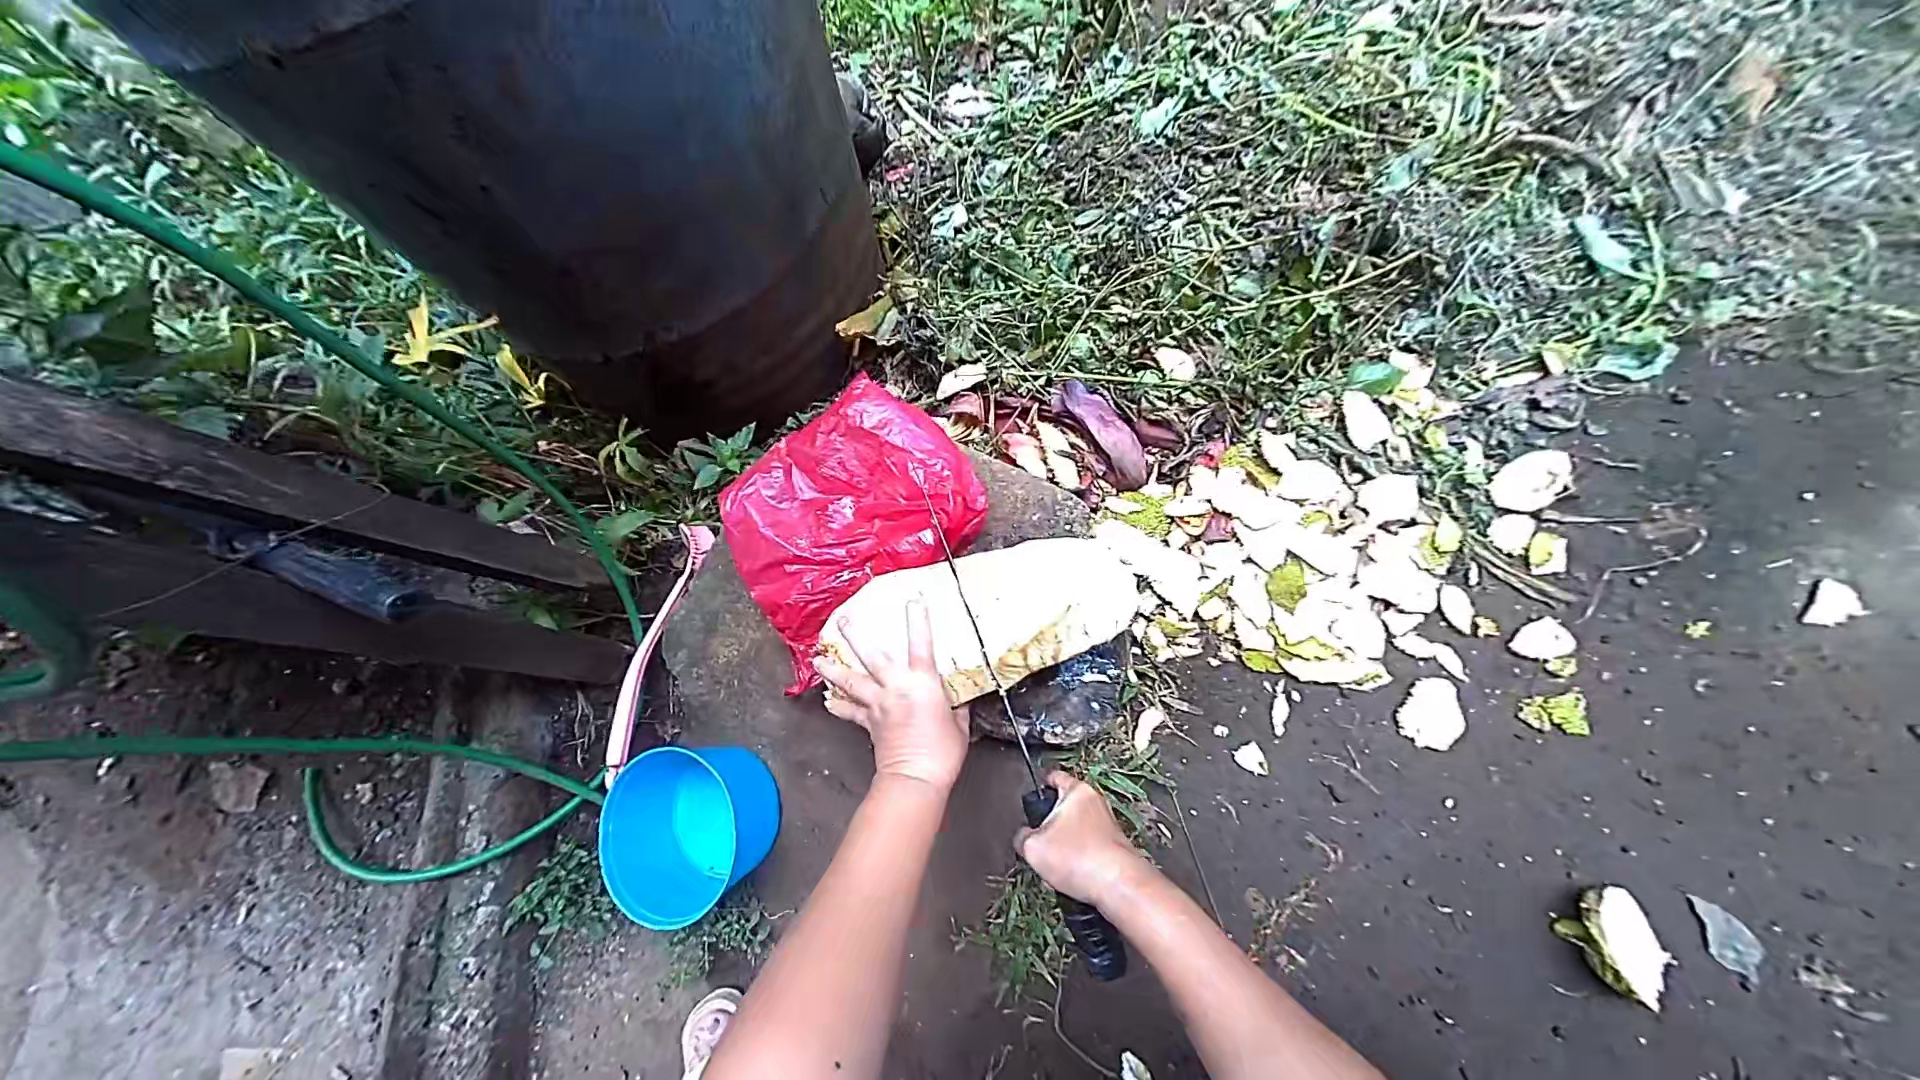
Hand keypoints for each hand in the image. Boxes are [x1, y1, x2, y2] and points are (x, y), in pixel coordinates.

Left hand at [814, 599, 971, 792]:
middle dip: (856, 637)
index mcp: (922, 683)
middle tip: (844, 620)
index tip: (913, 601)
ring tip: (818, 658)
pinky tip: (827, 700)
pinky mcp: (869, 723)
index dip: (918, 621)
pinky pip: (850, 712)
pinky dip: (838, 706)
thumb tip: (955, 700)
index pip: (921, 645)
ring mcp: (878, 705)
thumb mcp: (959, 724)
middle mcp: (896, 688)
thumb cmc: (942, 753)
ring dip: (833, 668)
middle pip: (872, 657)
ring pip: (851, 681)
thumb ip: (955, 706)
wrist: (915, 779)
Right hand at [1013, 770, 1149, 906]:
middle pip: (1065, 806)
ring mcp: (1109, 825)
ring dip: (1065, 844)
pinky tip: (1074, 877)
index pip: (1054, 776)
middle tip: (1039, 839)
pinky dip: (1080, 859)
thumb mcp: (1032, 847)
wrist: (1119, 886)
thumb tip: (1022, 838)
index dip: (1039, 783)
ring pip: (1077, 829)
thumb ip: (1021, 837)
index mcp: (1077, 791)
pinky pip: (1090, 848)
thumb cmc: (1080, 858)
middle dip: (1051, 823)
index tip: (1033, 789)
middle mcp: (1096, 802)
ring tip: (1057, 864)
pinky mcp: (1116, 847)